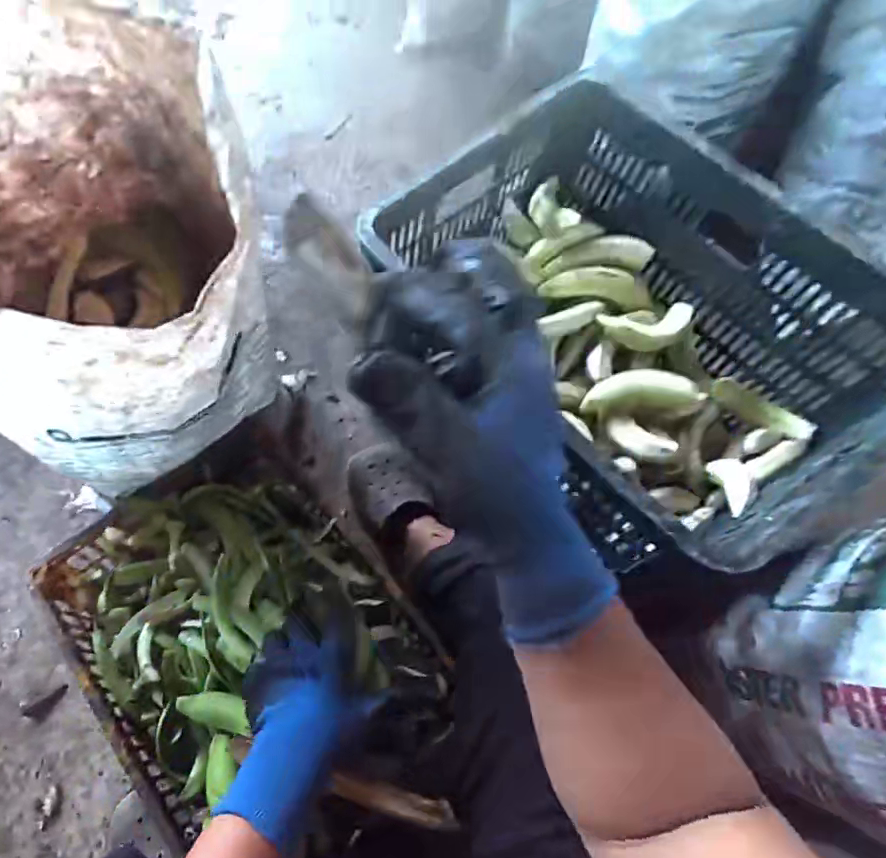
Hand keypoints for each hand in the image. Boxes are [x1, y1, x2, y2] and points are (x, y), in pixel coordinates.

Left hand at [214, 615, 380, 852]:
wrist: (293, 745)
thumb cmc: (334, 729)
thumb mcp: (363, 718)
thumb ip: (378, 704)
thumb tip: (399, 696)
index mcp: (331, 658)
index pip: (335, 623)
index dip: (333, 604)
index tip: (329, 587)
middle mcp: (302, 653)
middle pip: (295, 625)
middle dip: (296, 623)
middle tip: (297, 626)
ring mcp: (275, 665)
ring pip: (271, 639)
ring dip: (276, 643)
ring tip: (278, 650)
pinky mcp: (252, 681)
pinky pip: (254, 667)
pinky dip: (258, 670)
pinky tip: (261, 679)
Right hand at [350, 240, 616, 644]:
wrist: (522, 546)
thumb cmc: (495, 492)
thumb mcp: (449, 441)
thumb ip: (408, 394)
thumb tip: (362, 361)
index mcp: (514, 359)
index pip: (471, 298)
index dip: (424, 287)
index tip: (380, 293)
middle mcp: (516, 362)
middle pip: (489, 295)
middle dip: (442, 283)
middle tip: (395, 290)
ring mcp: (508, 387)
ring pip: (479, 327)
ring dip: (440, 315)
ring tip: (396, 317)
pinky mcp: (494, 413)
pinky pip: (466, 364)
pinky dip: (436, 354)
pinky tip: (406, 365)